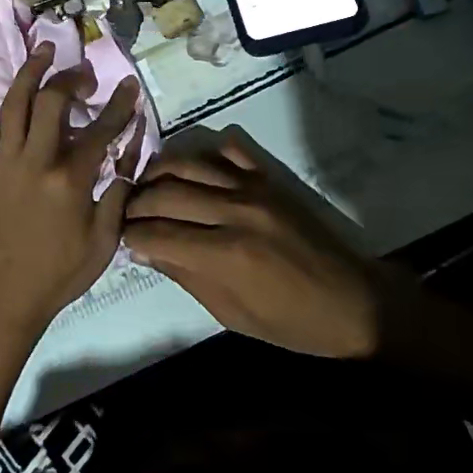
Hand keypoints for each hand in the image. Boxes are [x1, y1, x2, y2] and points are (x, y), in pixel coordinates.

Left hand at [0, 41, 140, 334]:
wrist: (8, 297)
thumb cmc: (61, 272)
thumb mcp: (104, 241)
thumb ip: (116, 199)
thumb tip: (123, 166)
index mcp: (70, 179)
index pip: (101, 131)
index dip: (119, 106)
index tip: (129, 86)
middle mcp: (36, 161)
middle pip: (53, 104)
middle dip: (71, 80)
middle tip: (85, 75)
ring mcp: (3, 165)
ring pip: (13, 107)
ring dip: (28, 75)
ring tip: (43, 51)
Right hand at [123, 131, 395, 357]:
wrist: (352, 300)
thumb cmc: (290, 322)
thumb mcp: (231, 313)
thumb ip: (185, 274)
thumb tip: (142, 248)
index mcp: (226, 254)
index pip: (158, 233)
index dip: (130, 235)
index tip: (120, 238)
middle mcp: (235, 211)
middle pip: (166, 192)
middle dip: (136, 203)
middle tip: (125, 213)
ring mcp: (254, 187)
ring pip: (189, 163)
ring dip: (159, 172)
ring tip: (146, 186)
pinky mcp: (268, 176)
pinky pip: (227, 150)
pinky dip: (202, 154)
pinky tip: (189, 168)